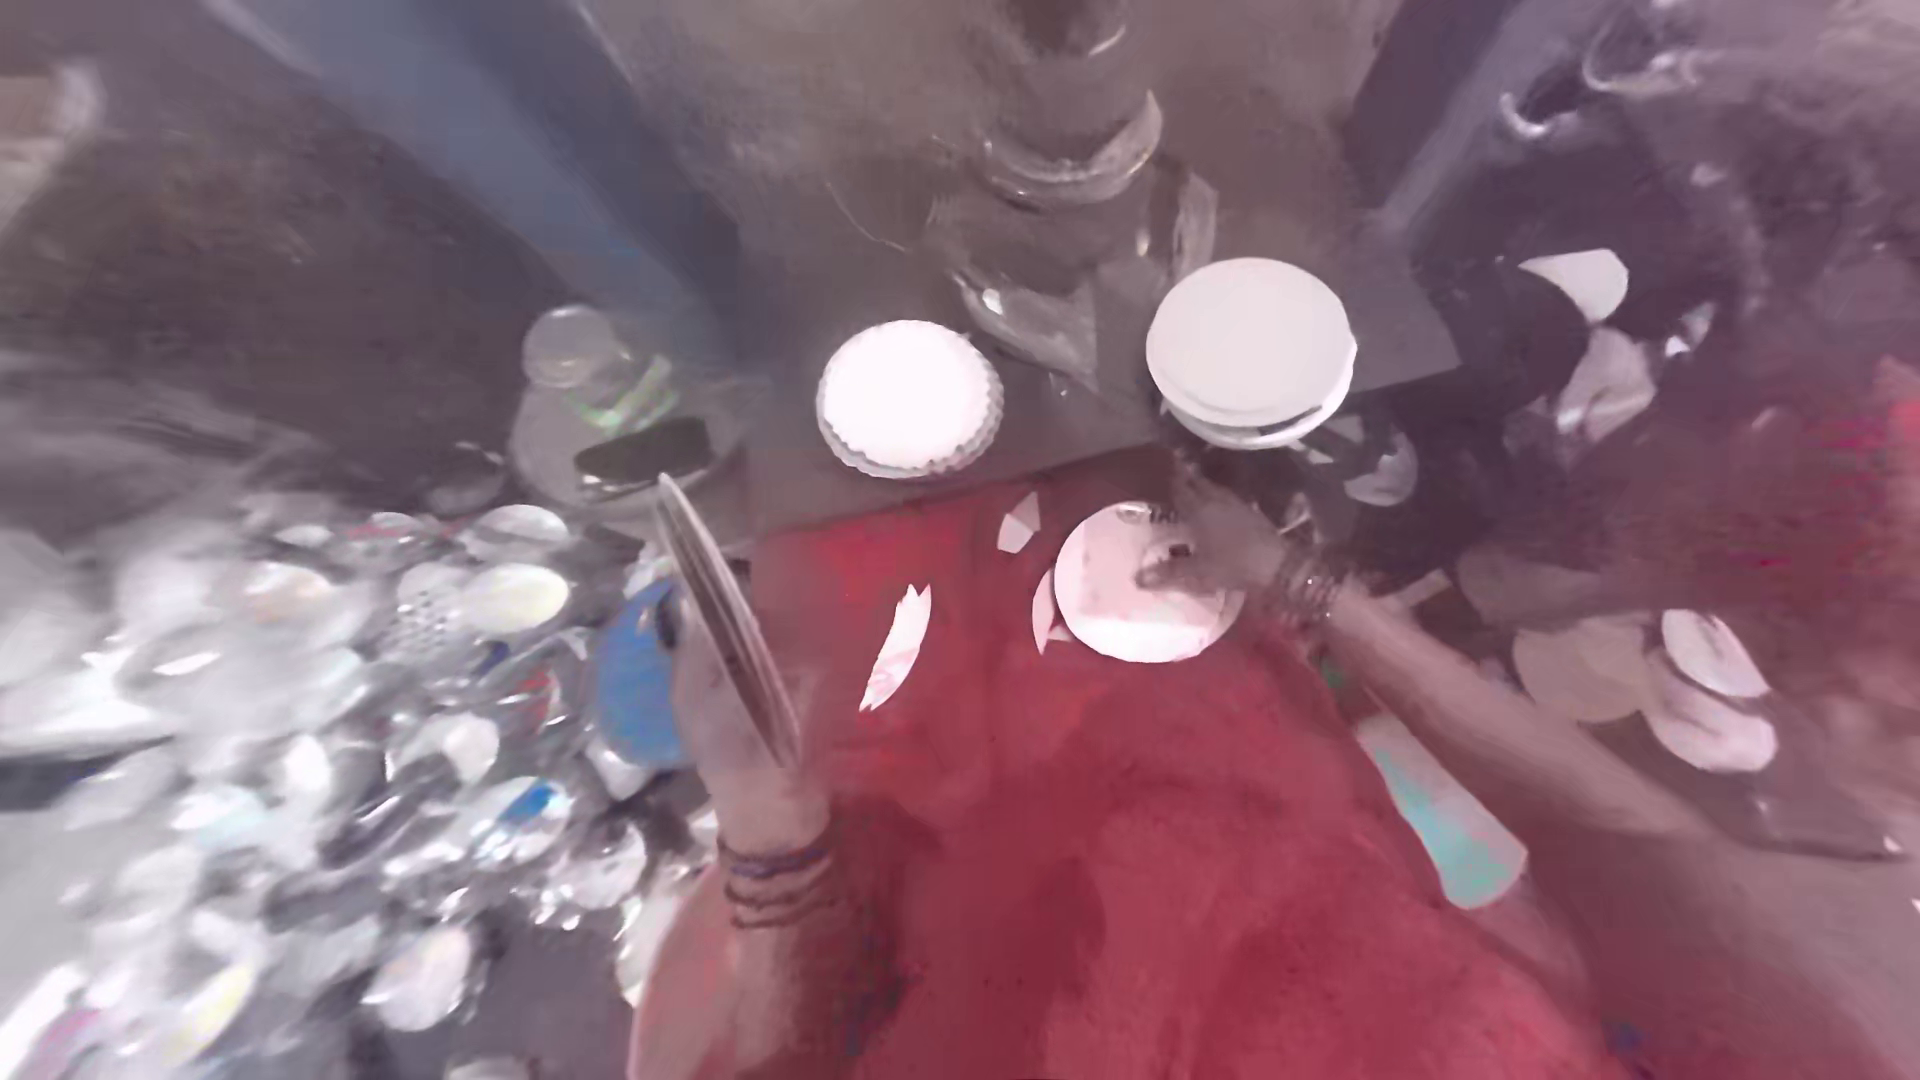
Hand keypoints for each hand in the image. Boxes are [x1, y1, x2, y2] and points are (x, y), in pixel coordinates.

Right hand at [1136, 460, 1290, 595]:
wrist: (1278, 565)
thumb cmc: (1232, 565)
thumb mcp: (1197, 572)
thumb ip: (1168, 573)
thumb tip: (1137, 578)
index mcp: (1198, 509)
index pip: (1180, 488)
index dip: (1171, 478)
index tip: (1162, 469)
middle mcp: (1215, 500)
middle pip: (1197, 483)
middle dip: (1185, 478)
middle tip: (1173, 475)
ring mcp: (1236, 504)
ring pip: (1213, 489)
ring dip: (1201, 486)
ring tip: (1192, 489)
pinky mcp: (1251, 512)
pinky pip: (1226, 498)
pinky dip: (1216, 497)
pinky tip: (1216, 506)